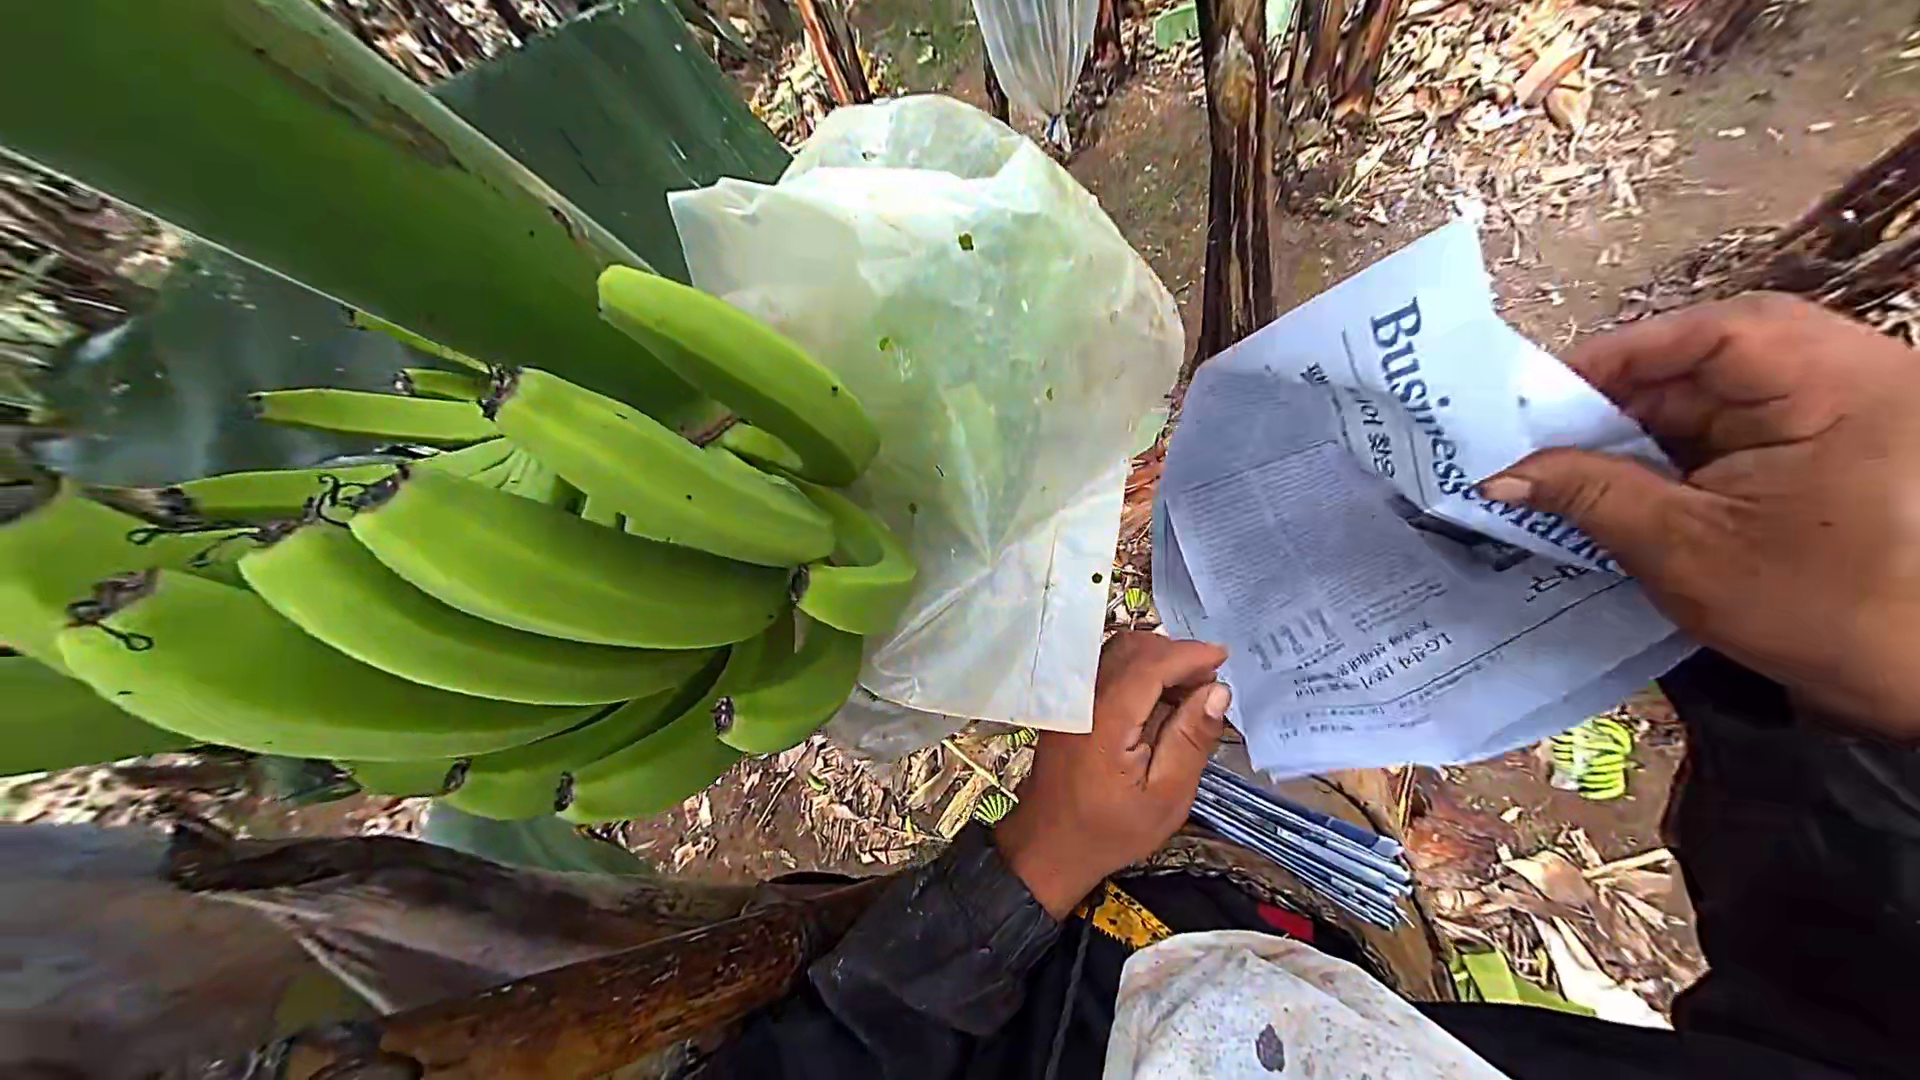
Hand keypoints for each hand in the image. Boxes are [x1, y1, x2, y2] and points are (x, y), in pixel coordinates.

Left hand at [994, 632, 1230, 917]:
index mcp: (1106, 720)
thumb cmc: (1110, 829)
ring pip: (1116, 653)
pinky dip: (1134, 669)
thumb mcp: (1166, 796)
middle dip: (1174, 654)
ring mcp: (1070, 698)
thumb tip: (1217, 691)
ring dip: (1154, 659)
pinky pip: (1104, 667)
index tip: (1222, 657)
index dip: (1188, 654)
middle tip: (1207, 682)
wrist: (1049, 842)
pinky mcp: (1067, 703)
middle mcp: (1083, 698)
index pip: (1149, 664)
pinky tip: (1157, 697)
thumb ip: (1191, 739)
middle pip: (1132, 650)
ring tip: (1187, 690)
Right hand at [1480, 293, 1919, 736]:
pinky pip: (1719, 428)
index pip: (1723, 333)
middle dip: (1614, 395)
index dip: (1624, 350)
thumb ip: (1584, 494)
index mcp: (1848, 393)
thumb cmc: (1822, 609)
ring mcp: (1838, 419)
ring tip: (1564, 464)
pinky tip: (1610, 480)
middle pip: (1709, 359)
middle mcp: (1854, 388)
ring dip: (1628, 427)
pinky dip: (1656, 449)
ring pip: (1707, 395)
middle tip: (1540, 435)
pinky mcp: (1818, 451)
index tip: (1542, 394)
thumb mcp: (1679, 547)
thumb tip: (1495, 476)